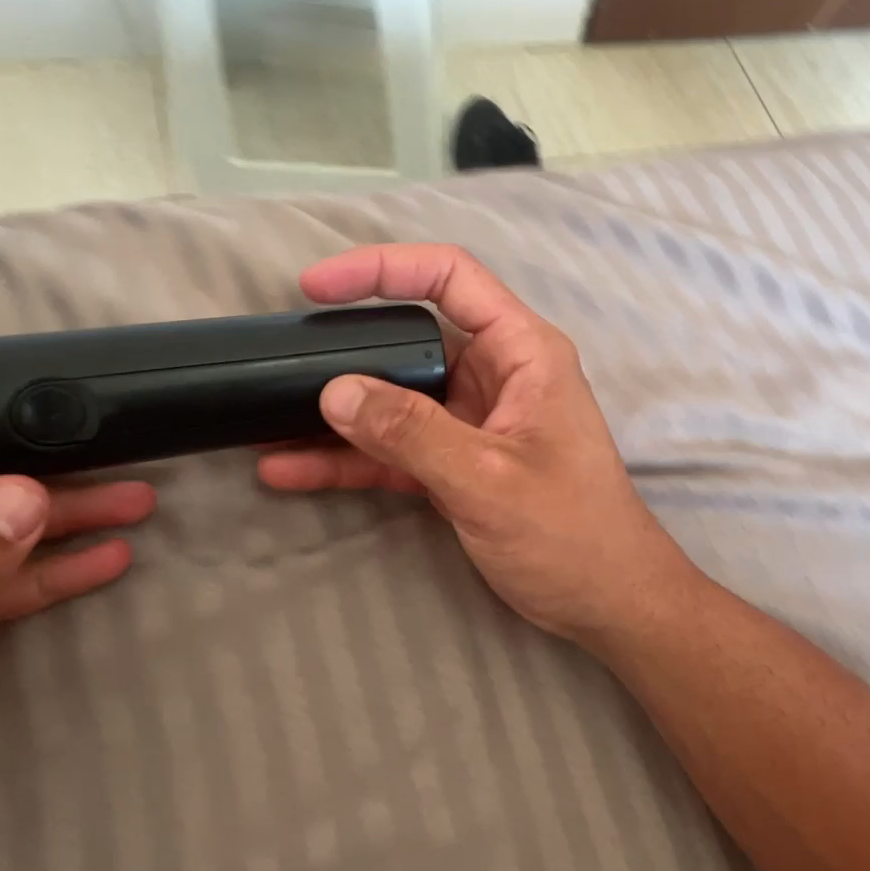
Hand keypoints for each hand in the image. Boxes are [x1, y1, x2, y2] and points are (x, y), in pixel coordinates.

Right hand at [258, 244, 694, 640]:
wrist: (607, 601)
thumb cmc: (568, 532)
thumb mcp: (487, 478)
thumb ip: (412, 432)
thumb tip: (334, 392)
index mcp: (522, 352)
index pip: (451, 277)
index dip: (382, 269)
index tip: (316, 288)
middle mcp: (497, 376)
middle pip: (411, 340)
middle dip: (346, 351)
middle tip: (279, 364)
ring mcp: (475, 423)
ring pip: (396, 400)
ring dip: (336, 414)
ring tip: (262, 423)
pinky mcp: (459, 467)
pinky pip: (396, 450)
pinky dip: (350, 459)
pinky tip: (290, 469)